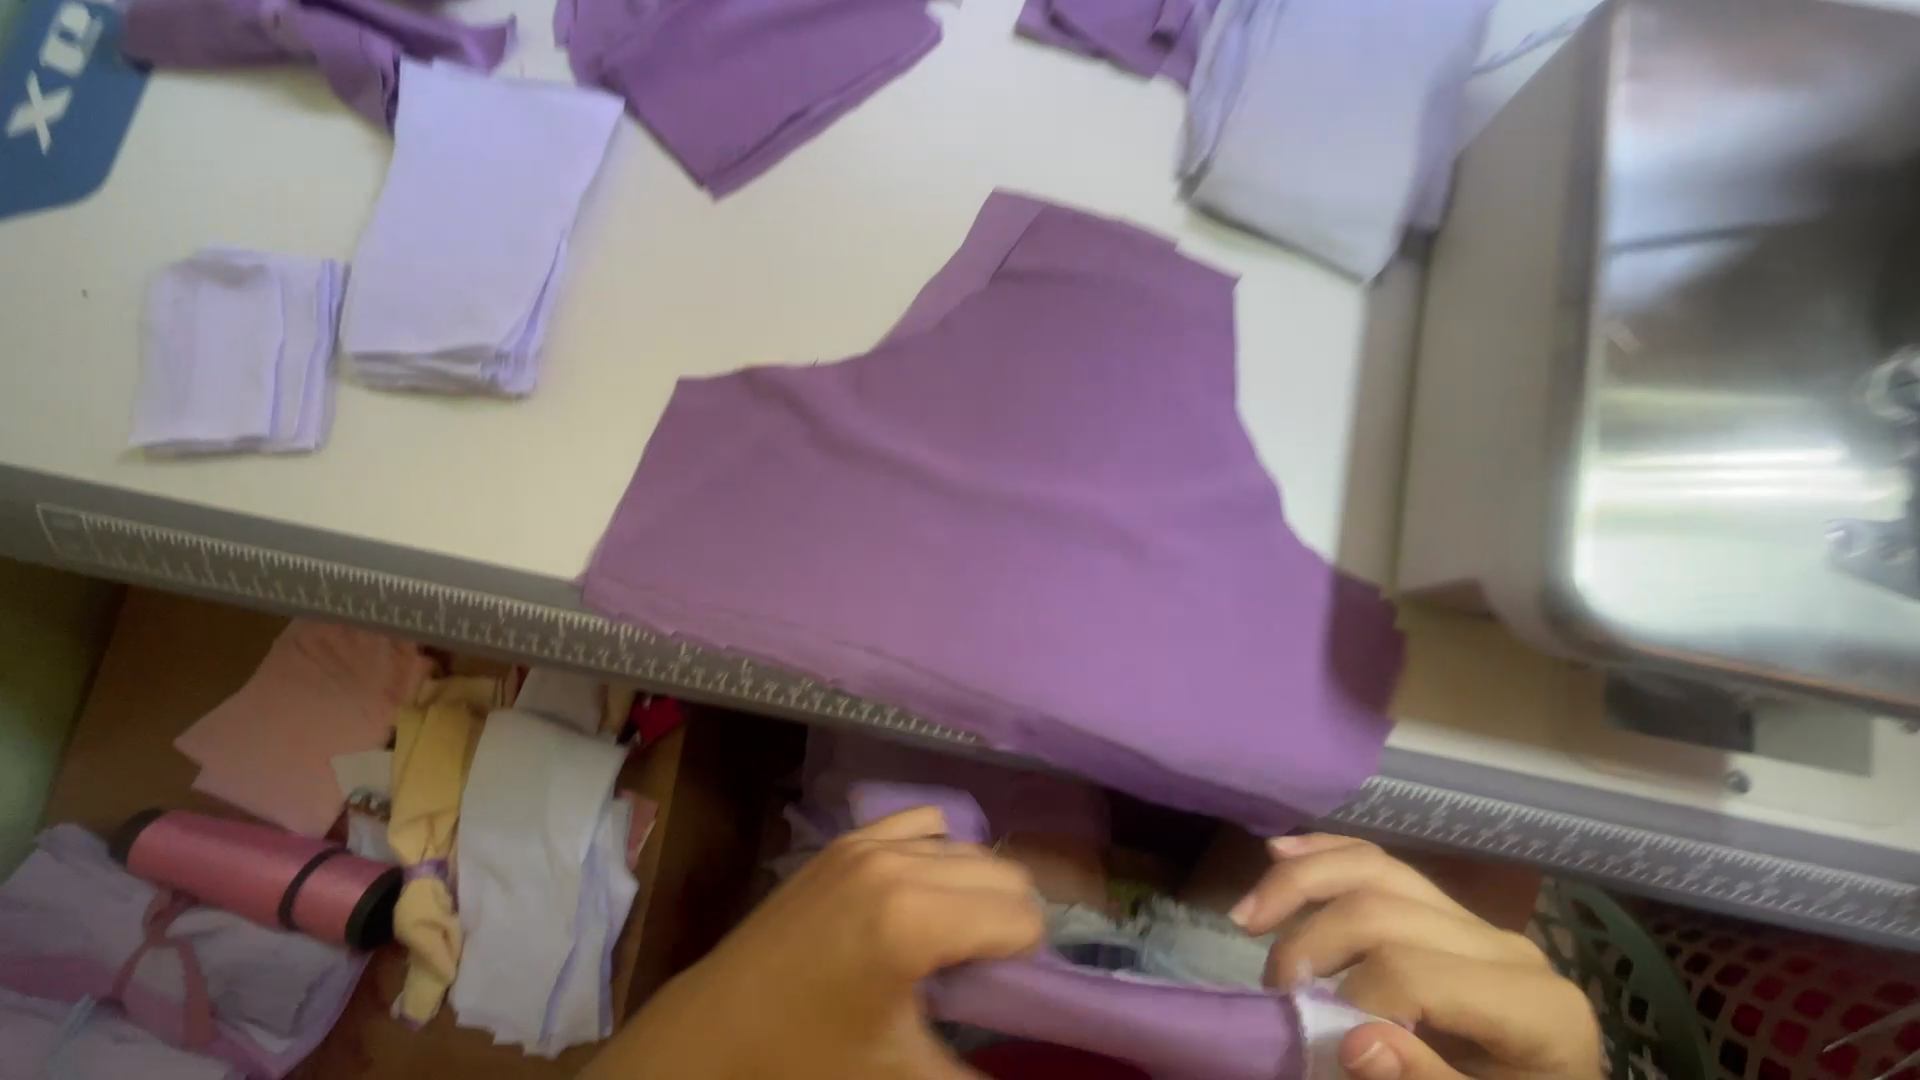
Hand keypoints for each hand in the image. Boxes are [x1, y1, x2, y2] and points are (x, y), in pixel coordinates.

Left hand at [582, 807, 1044, 1078]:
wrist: (714, 1032)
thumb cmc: (808, 1060)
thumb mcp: (901, 1076)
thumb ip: (976, 1075)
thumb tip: (1035, 1071)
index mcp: (917, 921)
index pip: (1022, 918)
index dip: (1026, 957)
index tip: (1007, 991)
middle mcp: (900, 865)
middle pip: (1004, 875)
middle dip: (1009, 921)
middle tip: (985, 970)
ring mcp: (868, 844)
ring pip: (968, 847)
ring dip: (976, 888)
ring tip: (953, 936)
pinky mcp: (845, 840)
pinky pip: (922, 825)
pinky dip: (939, 853)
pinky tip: (921, 892)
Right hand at [1230, 834, 1601, 1079]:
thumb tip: (1354, 1043)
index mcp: (1534, 1007)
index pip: (1415, 973)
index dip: (1353, 999)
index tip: (1321, 1040)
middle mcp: (1505, 946)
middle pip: (1384, 909)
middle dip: (1310, 940)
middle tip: (1271, 987)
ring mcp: (1474, 922)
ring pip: (1373, 868)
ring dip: (1300, 881)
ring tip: (1247, 916)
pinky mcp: (1446, 911)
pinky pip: (1379, 863)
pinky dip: (1324, 852)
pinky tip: (1279, 851)